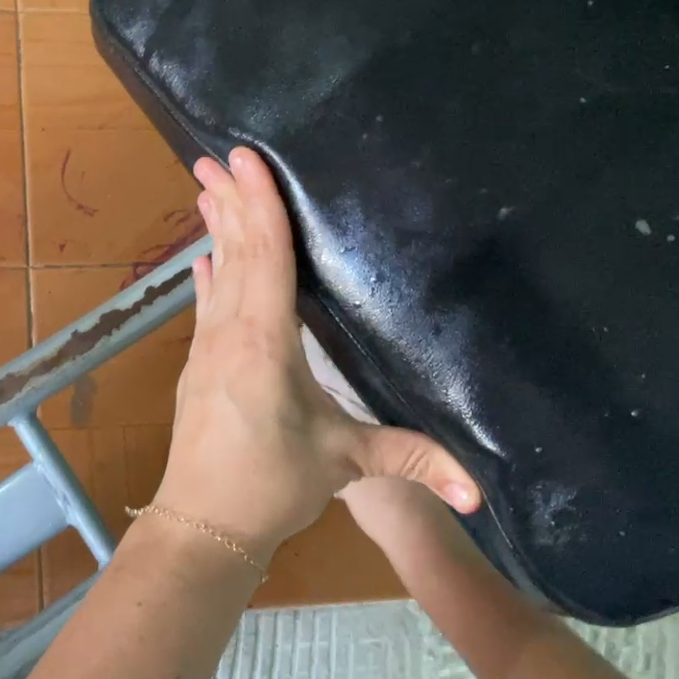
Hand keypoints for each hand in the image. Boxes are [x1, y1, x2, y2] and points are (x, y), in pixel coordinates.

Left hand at [153, 146, 480, 560]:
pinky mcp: (198, 367)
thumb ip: (411, 461)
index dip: (259, 205)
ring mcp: (207, 349)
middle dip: (228, 201)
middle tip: (216, 155)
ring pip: (216, 275)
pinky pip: (206, 307)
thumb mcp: (343, 463)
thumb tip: (481, 491)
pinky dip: (208, 277)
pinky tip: (204, 260)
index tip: (245, 160)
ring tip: (208, 187)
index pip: (265, 258)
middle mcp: (228, 334)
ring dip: (216, 230)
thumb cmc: (269, 487)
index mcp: (263, 342)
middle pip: (234, 253)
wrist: (201, 523)